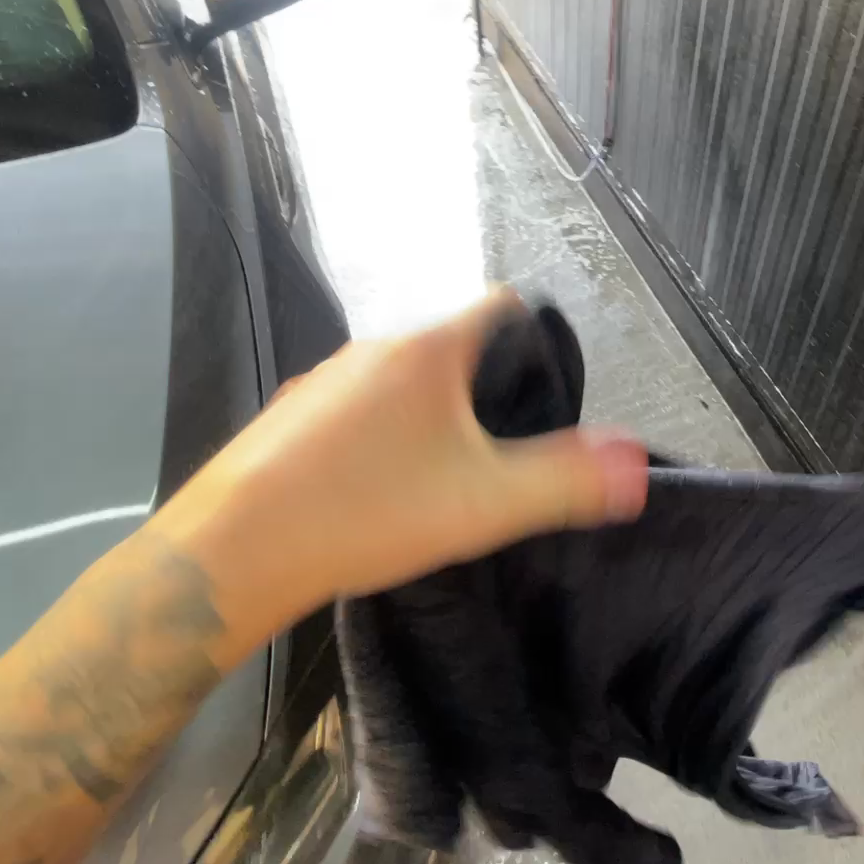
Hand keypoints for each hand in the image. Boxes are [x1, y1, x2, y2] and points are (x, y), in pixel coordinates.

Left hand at [149, 290, 648, 626]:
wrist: (227, 559)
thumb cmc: (368, 513)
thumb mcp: (486, 503)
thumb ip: (569, 480)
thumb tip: (636, 464)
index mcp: (426, 350)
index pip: (502, 304)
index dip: (538, 337)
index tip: (550, 390)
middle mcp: (373, 348)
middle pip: (458, 342)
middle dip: (494, 381)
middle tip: (512, 442)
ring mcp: (324, 380)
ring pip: (409, 375)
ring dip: (442, 406)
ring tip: (454, 467)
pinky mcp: (291, 418)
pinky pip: (365, 403)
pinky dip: (392, 427)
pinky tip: (387, 483)